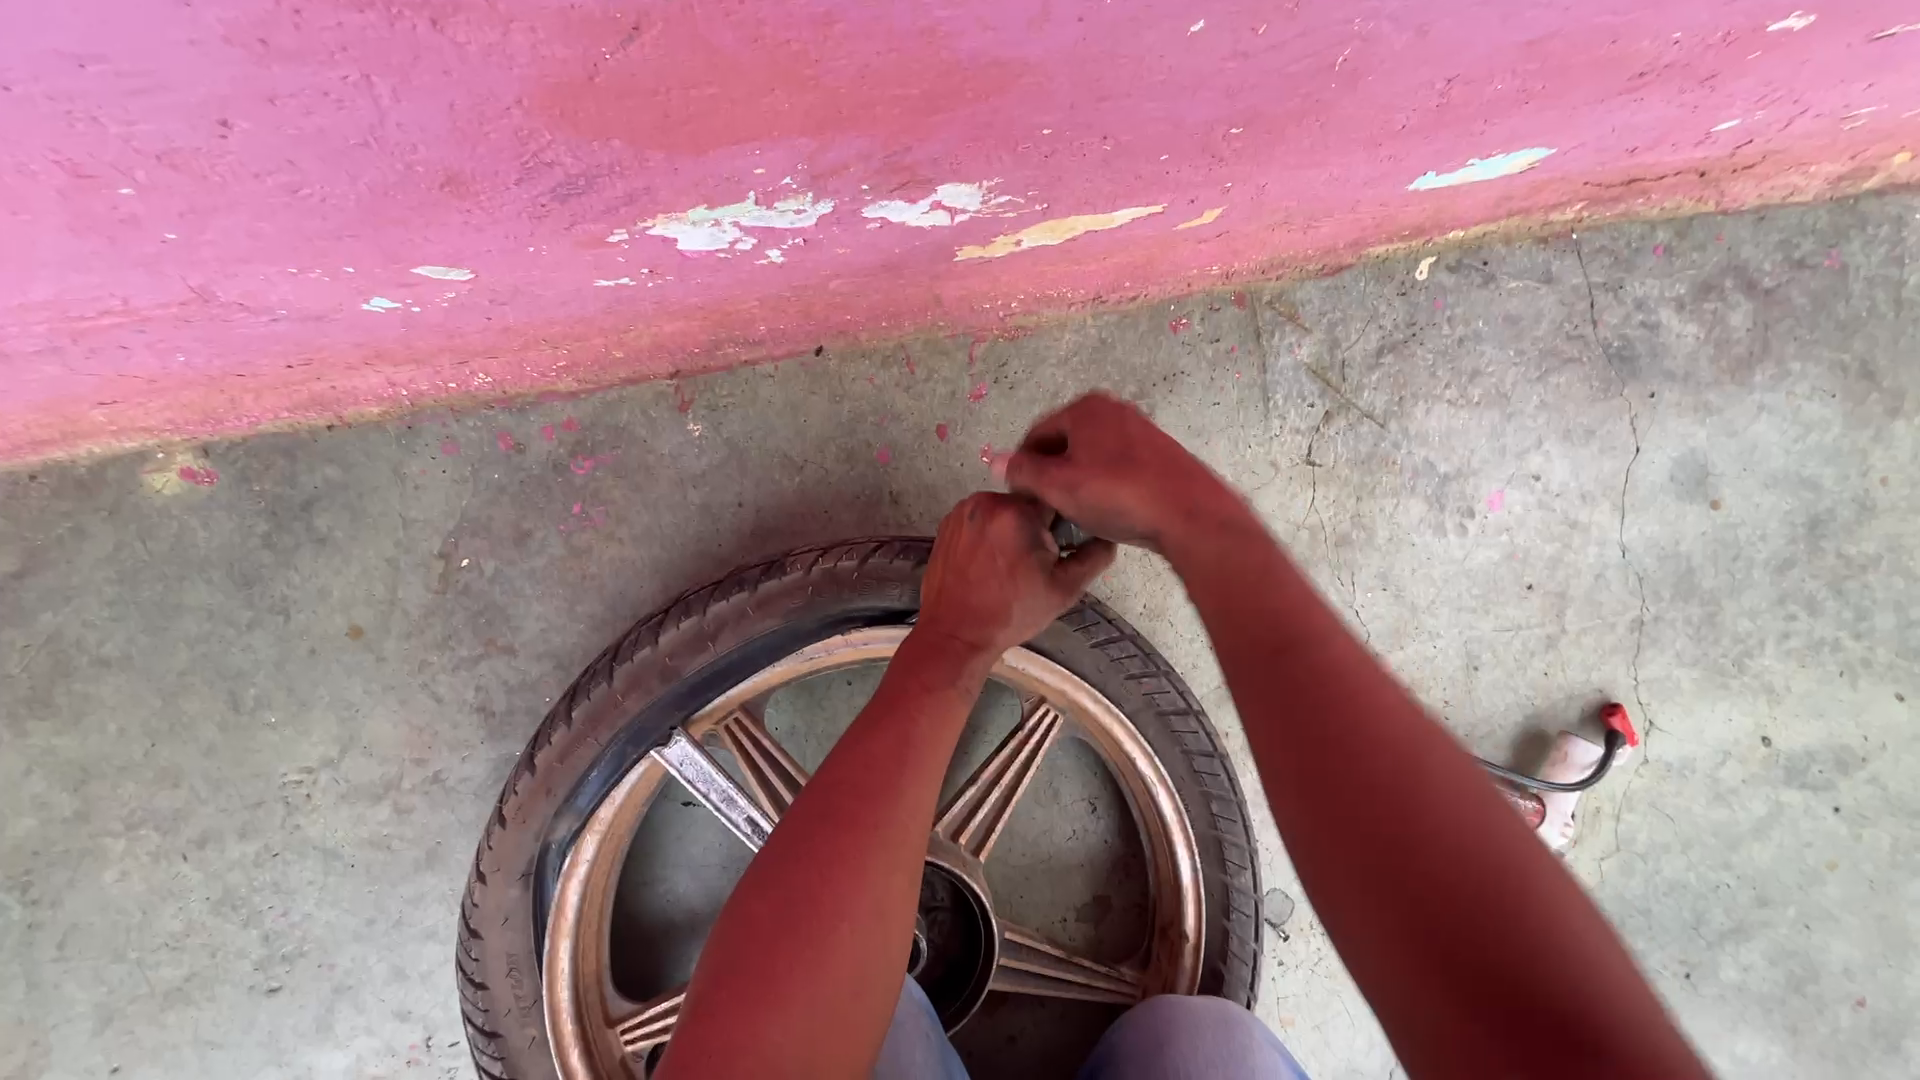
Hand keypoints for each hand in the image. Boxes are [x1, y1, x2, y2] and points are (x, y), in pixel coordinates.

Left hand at [916, 493, 1116, 659]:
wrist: (956, 633)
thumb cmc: (1011, 613)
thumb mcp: (1065, 589)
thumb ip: (1094, 556)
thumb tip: (1110, 537)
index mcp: (1018, 512)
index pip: (1057, 498)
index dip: (1062, 523)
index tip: (1058, 549)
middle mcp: (988, 501)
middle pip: (1028, 502)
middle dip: (1035, 527)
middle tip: (1033, 563)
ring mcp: (964, 510)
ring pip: (1004, 509)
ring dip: (1011, 528)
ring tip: (1009, 565)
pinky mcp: (948, 522)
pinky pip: (981, 518)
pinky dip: (989, 533)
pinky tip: (989, 562)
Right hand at [1004, 393, 1241, 549]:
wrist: (1189, 513)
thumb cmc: (1118, 496)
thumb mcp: (1058, 487)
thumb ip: (1022, 472)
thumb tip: (995, 460)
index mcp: (1085, 408)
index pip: (1035, 436)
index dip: (1023, 468)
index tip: (1023, 498)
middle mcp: (1113, 409)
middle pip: (1065, 443)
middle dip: (1052, 473)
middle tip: (1049, 507)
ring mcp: (1140, 429)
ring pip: (1091, 455)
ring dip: (1078, 480)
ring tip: (1078, 512)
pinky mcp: (1159, 452)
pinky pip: (1117, 465)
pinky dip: (1106, 483)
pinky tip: (1109, 509)